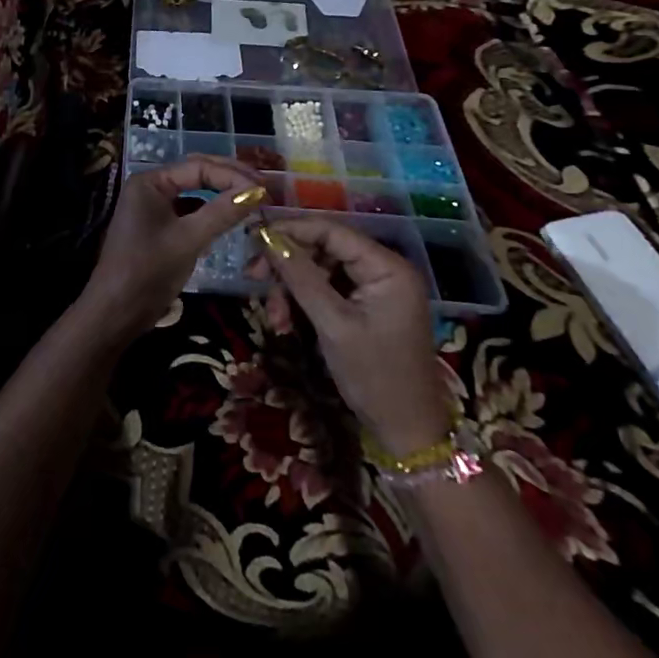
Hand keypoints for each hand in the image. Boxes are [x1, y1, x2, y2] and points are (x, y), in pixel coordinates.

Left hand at [76, 155, 266, 346]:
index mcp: (150, 182)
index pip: (198, 166)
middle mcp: (150, 188)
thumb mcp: (189, 239)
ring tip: (253, 200)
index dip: (233, 175)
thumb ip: (222, 212)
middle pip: (196, 174)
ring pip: (194, 193)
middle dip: (229, 179)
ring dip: (222, 195)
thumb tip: (257, 192)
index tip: (265, 189)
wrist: (117, 309)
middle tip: (265, 188)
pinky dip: (210, 213)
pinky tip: (231, 219)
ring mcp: (153, 208)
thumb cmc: (148, 269)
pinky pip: (189, 212)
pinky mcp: (158, 228)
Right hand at [249, 216, 451, 456]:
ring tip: (274, 317)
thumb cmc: (374, 375)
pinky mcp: (365, 306)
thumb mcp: (332, 323)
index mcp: (388, 268)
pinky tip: (285, 324)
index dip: (291, 230)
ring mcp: (375, 289)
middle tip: (253, 277)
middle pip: (323, 248)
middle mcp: (384, 270)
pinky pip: (326, 290)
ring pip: (319, 270)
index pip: (332, 231)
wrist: (406, 429)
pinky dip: (302, 303)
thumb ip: (301, 276)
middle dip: (287, 264)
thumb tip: (268, 238)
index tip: (253, 241)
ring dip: (290, 289)